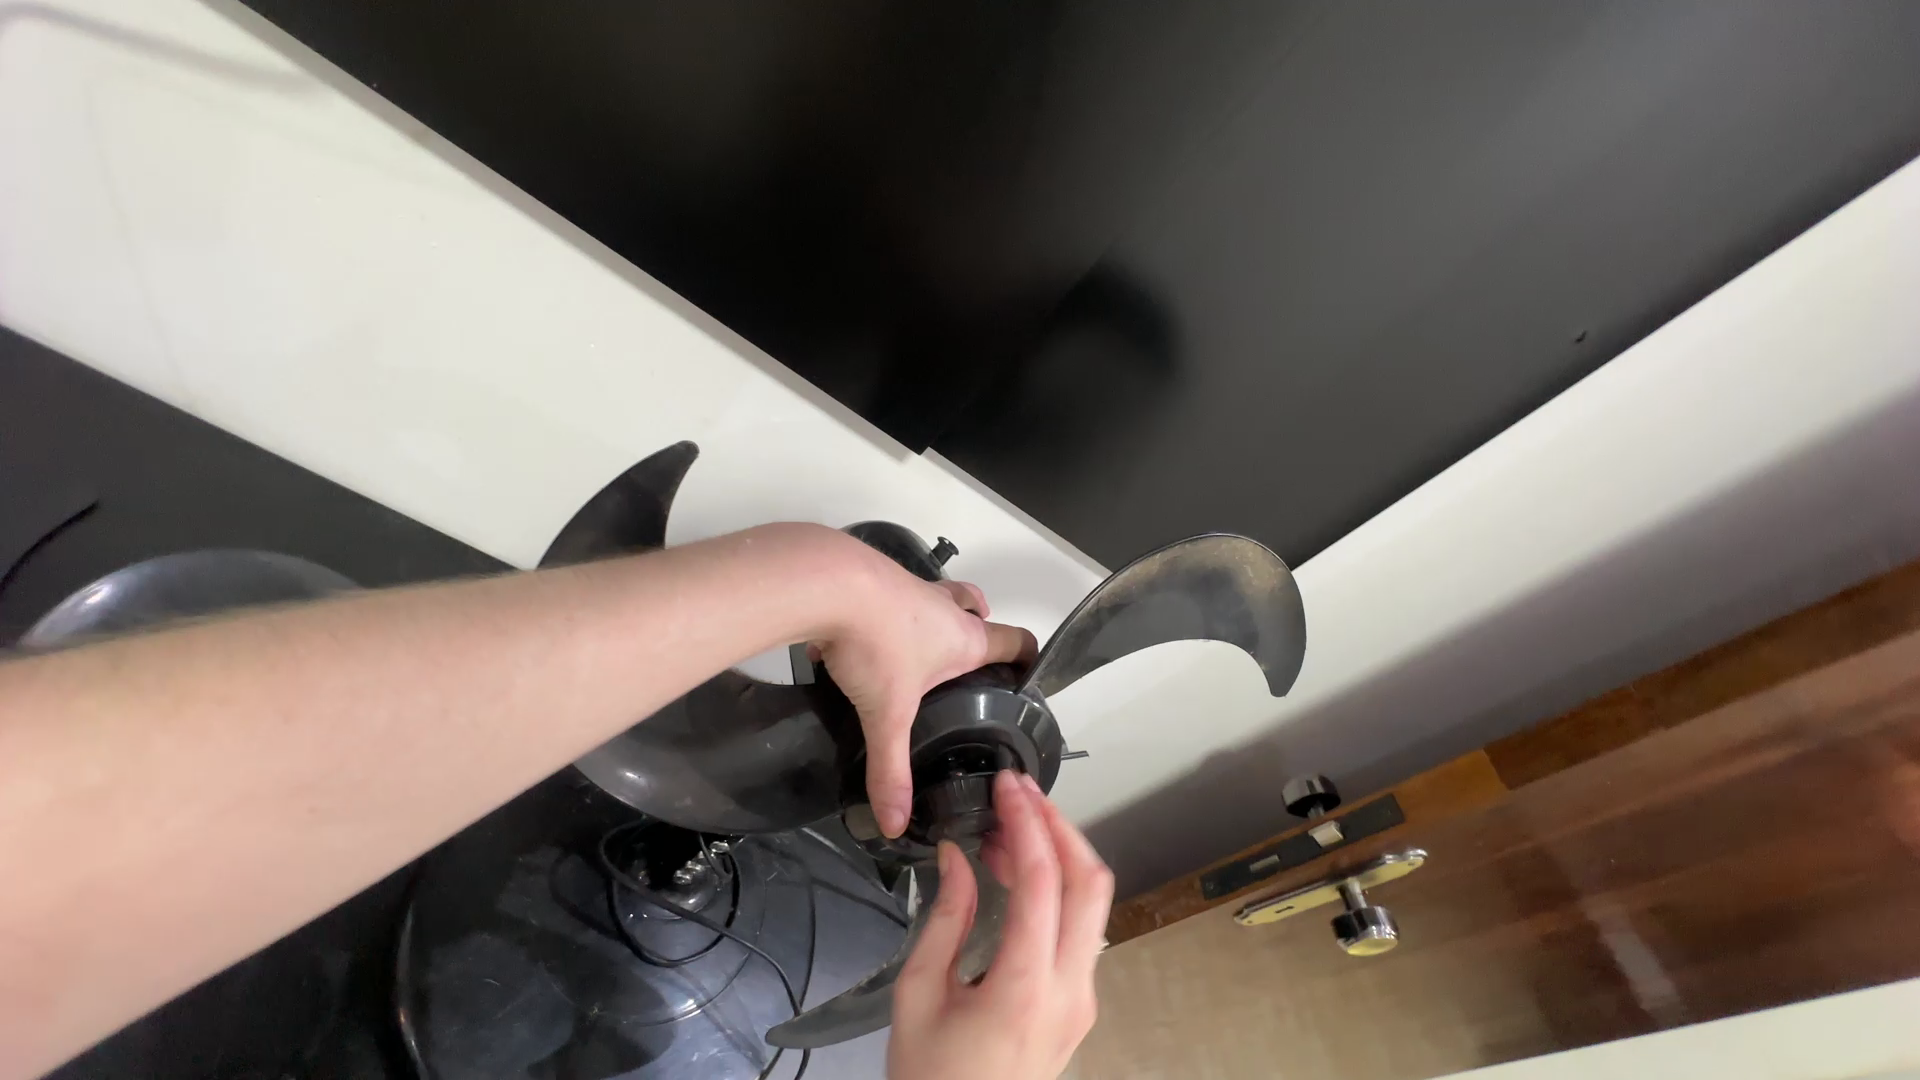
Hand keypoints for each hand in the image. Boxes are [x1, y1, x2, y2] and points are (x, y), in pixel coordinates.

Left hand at [815, 542, 1036, 836]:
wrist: (830, 583)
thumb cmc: (876, 646)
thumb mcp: (887, 715)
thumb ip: (891, 769)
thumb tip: (894, 824)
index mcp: (964, 639)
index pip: (1015, 641)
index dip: (1028, 656)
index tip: (1027, 675)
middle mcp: (945, 608)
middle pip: (978, 608)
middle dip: (980, 628)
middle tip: (967, 660)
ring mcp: (911, 587)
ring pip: (937, 597)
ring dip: (934, 616)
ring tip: (914, 650)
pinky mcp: (877, 578)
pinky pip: (892, 595)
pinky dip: (886, 614)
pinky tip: (859, 640)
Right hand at [888, 771, 1113, 1079]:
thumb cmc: (931, 1079)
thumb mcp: (919, 994)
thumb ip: (945, 917)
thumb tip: (958, 856)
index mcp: (1024, 988)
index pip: (1041, 882)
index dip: (1026, 822)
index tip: (1007, 787)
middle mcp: (1069, 989)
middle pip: (1090, 882)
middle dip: (1059, 824)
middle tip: (1020, 792)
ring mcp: (1083, 997)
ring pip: (1094, 901)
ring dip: (1061, 850)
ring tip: (1014, 822)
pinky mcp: (1078, 1001)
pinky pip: (1082, 924)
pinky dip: (1059, 882)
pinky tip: (1021, 867)